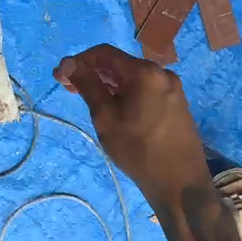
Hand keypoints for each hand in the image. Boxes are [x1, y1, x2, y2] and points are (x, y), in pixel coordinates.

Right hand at [54, 44, 209, 203]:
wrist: (181, 186)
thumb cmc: (138, 149)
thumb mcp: (105, 115)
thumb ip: (86, 84)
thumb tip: (67, 63)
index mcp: (145, 72)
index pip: (103, 53)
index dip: (78, 62)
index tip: (60, 77)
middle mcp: (162, 74)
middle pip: (118, 64)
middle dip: (91, 73)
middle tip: (69, 88)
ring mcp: (172, 90)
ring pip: (130, 78)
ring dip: (107, 84)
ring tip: (88, 99)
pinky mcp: (176, 105)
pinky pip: (143, 90)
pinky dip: (124, 93)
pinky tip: (113, 108)